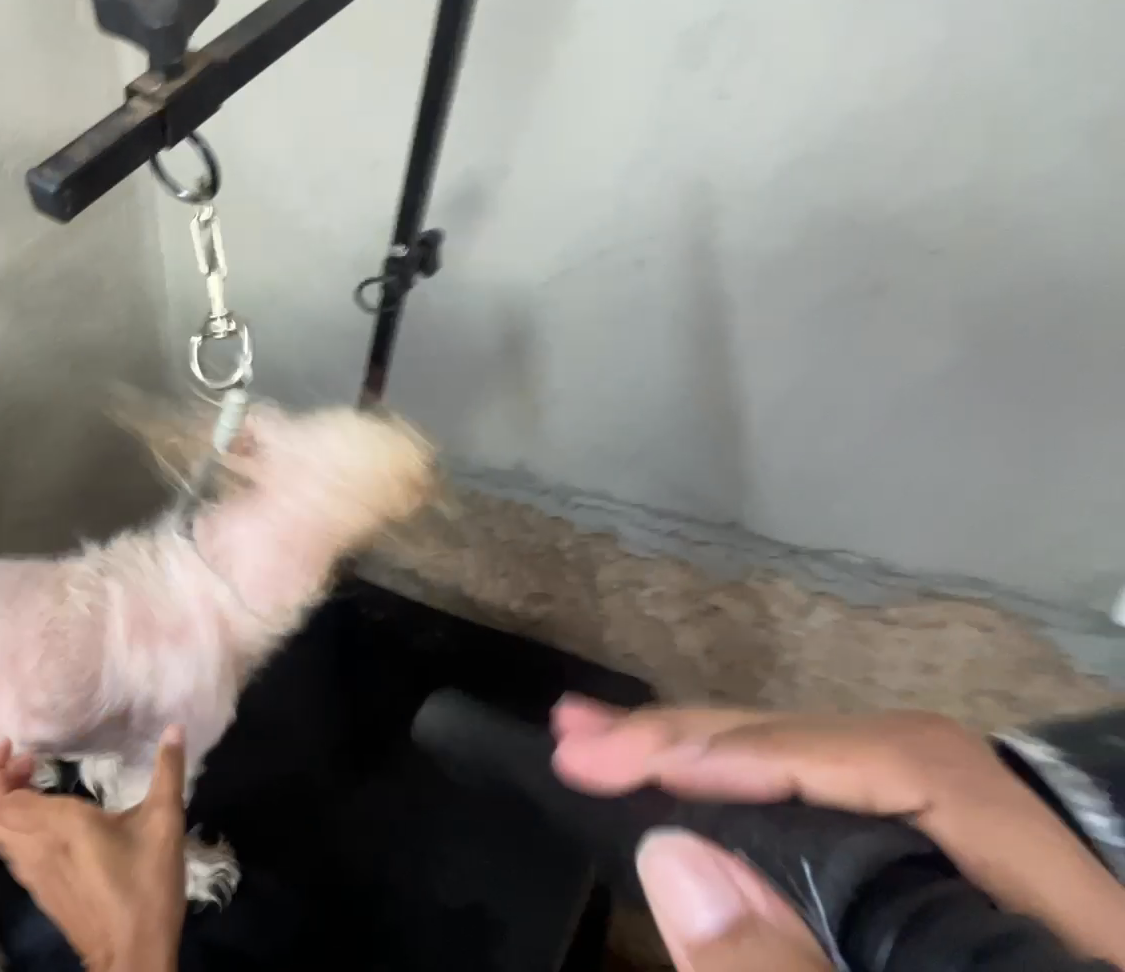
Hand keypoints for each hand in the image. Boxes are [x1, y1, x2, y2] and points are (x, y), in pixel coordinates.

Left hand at [0, 728, 188, 971]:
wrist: (135, 956)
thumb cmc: (146, 885)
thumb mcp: (164, 822)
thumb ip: (168, 770)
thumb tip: (175, 727)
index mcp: (59, 825)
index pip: (1, 797)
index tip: (17, 748)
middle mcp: (36, 847)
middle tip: (27, 761)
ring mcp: (34, 874)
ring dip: (4, 804)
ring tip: (35, 782)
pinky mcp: (40, 892)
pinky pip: (10, 852)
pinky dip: (14, 827)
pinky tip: (47, 821)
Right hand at [551, 697, 1124, 969]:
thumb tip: (671, 858)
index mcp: (1078, 919)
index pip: (920, 776)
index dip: (774, 752)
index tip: (645, 763)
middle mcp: (1046, 886)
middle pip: (869, 761)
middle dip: (705, 739)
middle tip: (578, 732)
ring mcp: (992, 898)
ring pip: (843, 785)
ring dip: (708, 755)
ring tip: (599, 742)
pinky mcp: (946, 912)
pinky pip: (836, 828)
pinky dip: (742, 800)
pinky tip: (677, 794)